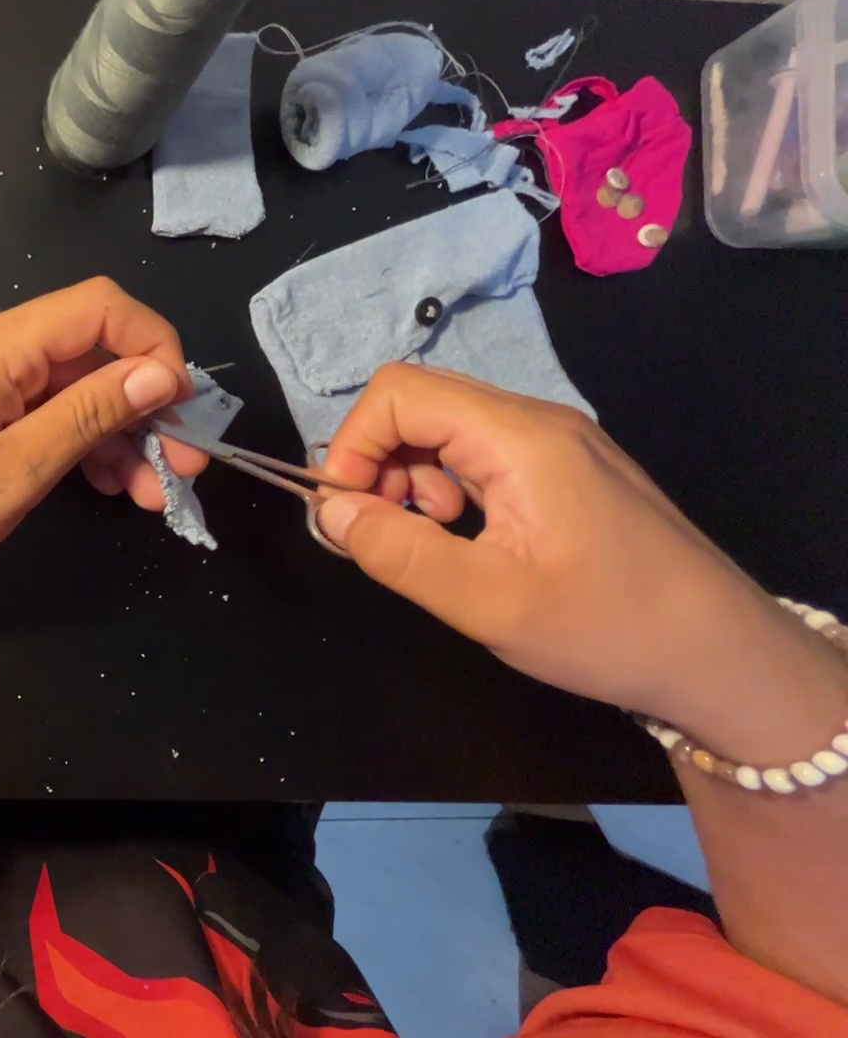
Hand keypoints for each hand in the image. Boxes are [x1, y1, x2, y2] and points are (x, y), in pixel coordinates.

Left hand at [0, 278, 207, 588]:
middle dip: (141, 406)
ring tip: (150, 491)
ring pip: (68, 385)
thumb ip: (91, 414)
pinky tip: (106, 481)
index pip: (98, 308)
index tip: (180, 406)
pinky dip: (73, 437)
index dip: (153, 346)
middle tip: (181, 465)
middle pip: (87, 352)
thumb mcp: (18, 468)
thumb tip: (160, 375)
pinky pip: (37, 405)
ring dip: (113, 433)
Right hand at [315, 364, 845, 761]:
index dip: (352, 443)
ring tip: (424, 533)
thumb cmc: (605, 628)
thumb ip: (396, 551)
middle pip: (415, 401)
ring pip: (437, 425)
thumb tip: (329, 511)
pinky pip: (469, 449)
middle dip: (373, 459)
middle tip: (382, 525)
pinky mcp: (555, 466)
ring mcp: (550, 442)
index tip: (348, 510)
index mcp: (521, 439)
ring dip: (404, 474)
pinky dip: (437, 483)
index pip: (398, 394)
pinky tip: (458, 531)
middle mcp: (535, 422)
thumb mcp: (484, 602)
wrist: (725, 660)